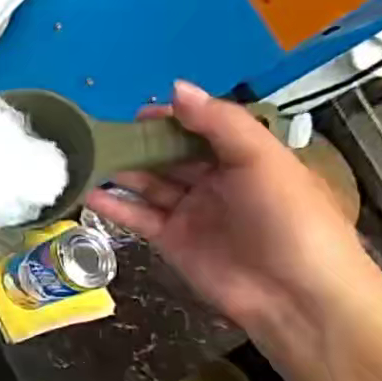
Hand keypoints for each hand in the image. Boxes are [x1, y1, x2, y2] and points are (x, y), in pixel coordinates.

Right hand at [83, 82, 374, 335]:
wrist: (293, 292)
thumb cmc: (288, 217)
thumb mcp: (261, 159)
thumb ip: (218, 122)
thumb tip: (176, 88)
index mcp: (243, 156)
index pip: (200, 129)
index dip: (171, 119)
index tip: (138, 114)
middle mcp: (215, 181)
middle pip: (169, 156)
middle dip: (140, 145)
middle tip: (105, 136)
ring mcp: (191, 212)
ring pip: (150, 185)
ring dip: (122, 172)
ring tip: (89, 160)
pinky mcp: (171, 241)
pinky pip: (139, 217)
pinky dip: (116, 206)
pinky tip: (91, 195)